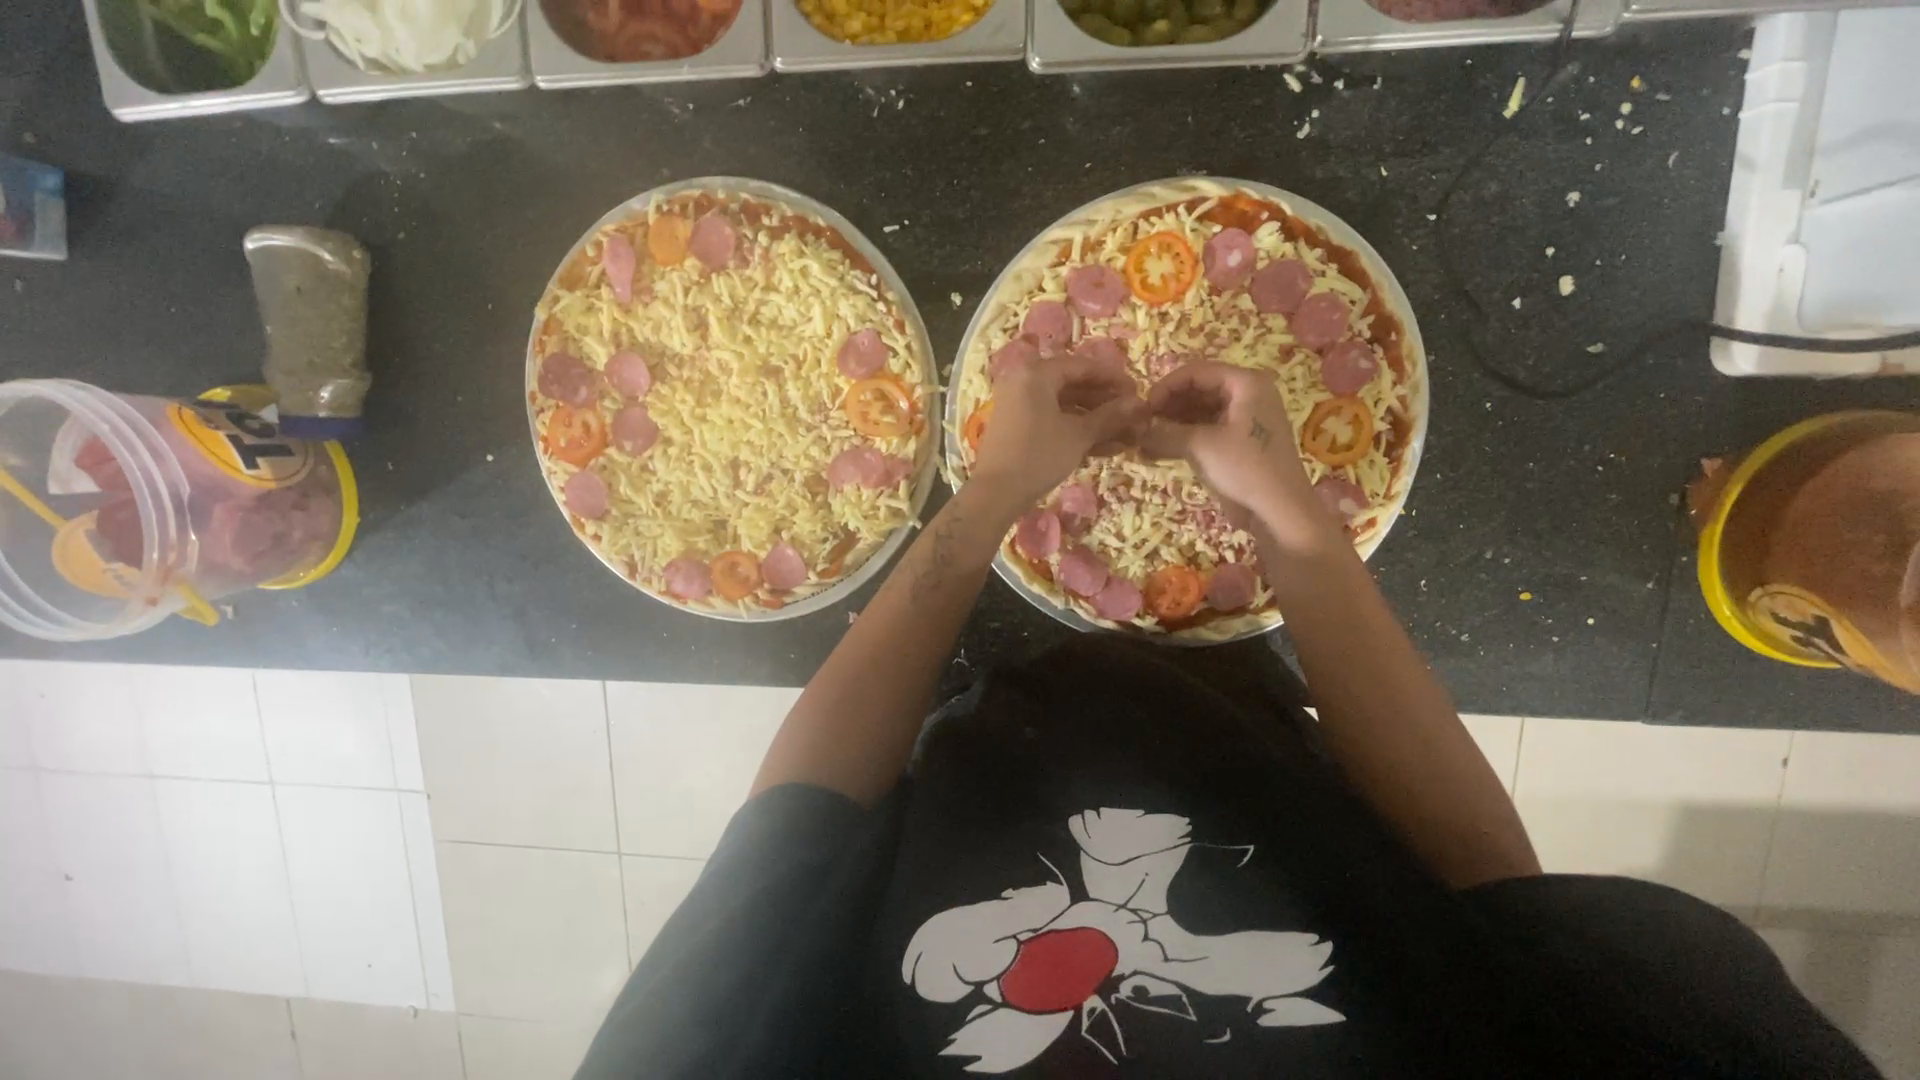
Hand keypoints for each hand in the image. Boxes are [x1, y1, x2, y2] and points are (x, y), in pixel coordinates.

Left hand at [972, 353, 1146, 509]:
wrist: (996, 493)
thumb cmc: (1039, 456)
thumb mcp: (1078, 435)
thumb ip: (1109, 416)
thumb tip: (1140, 404)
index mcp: (1036, 373)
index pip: (1082, 366)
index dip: (1113, 378)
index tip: (1138, 392)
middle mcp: (1024, 382)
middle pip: (1073, 386)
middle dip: (1106, 403)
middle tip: (1133, 416)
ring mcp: (1019, 405)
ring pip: (1065, 407)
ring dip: (1095, 421)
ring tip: (1126, 436)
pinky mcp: (1018, 428)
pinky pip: (1052, 421)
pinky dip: (1076, 431)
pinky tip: (1106, 448)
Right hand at [1140, 361, 1335, 552]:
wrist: (1280, 512)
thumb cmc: (1246, 469)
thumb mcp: (1201, 446)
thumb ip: (1165, 432)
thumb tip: (1135, 429)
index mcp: (1246, 384)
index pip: (1196, 372)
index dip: (1166, 387)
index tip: (1143, 408)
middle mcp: (1246, 395)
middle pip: (1197, 390)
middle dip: (1167, 407)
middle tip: (1141, 425)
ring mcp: (1243, 421)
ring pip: (1199, 412)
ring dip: (1171, 424)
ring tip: (1143, 441)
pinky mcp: (1237, 444)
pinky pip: (1205, 432)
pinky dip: (1182, 439)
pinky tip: (1156, 452)